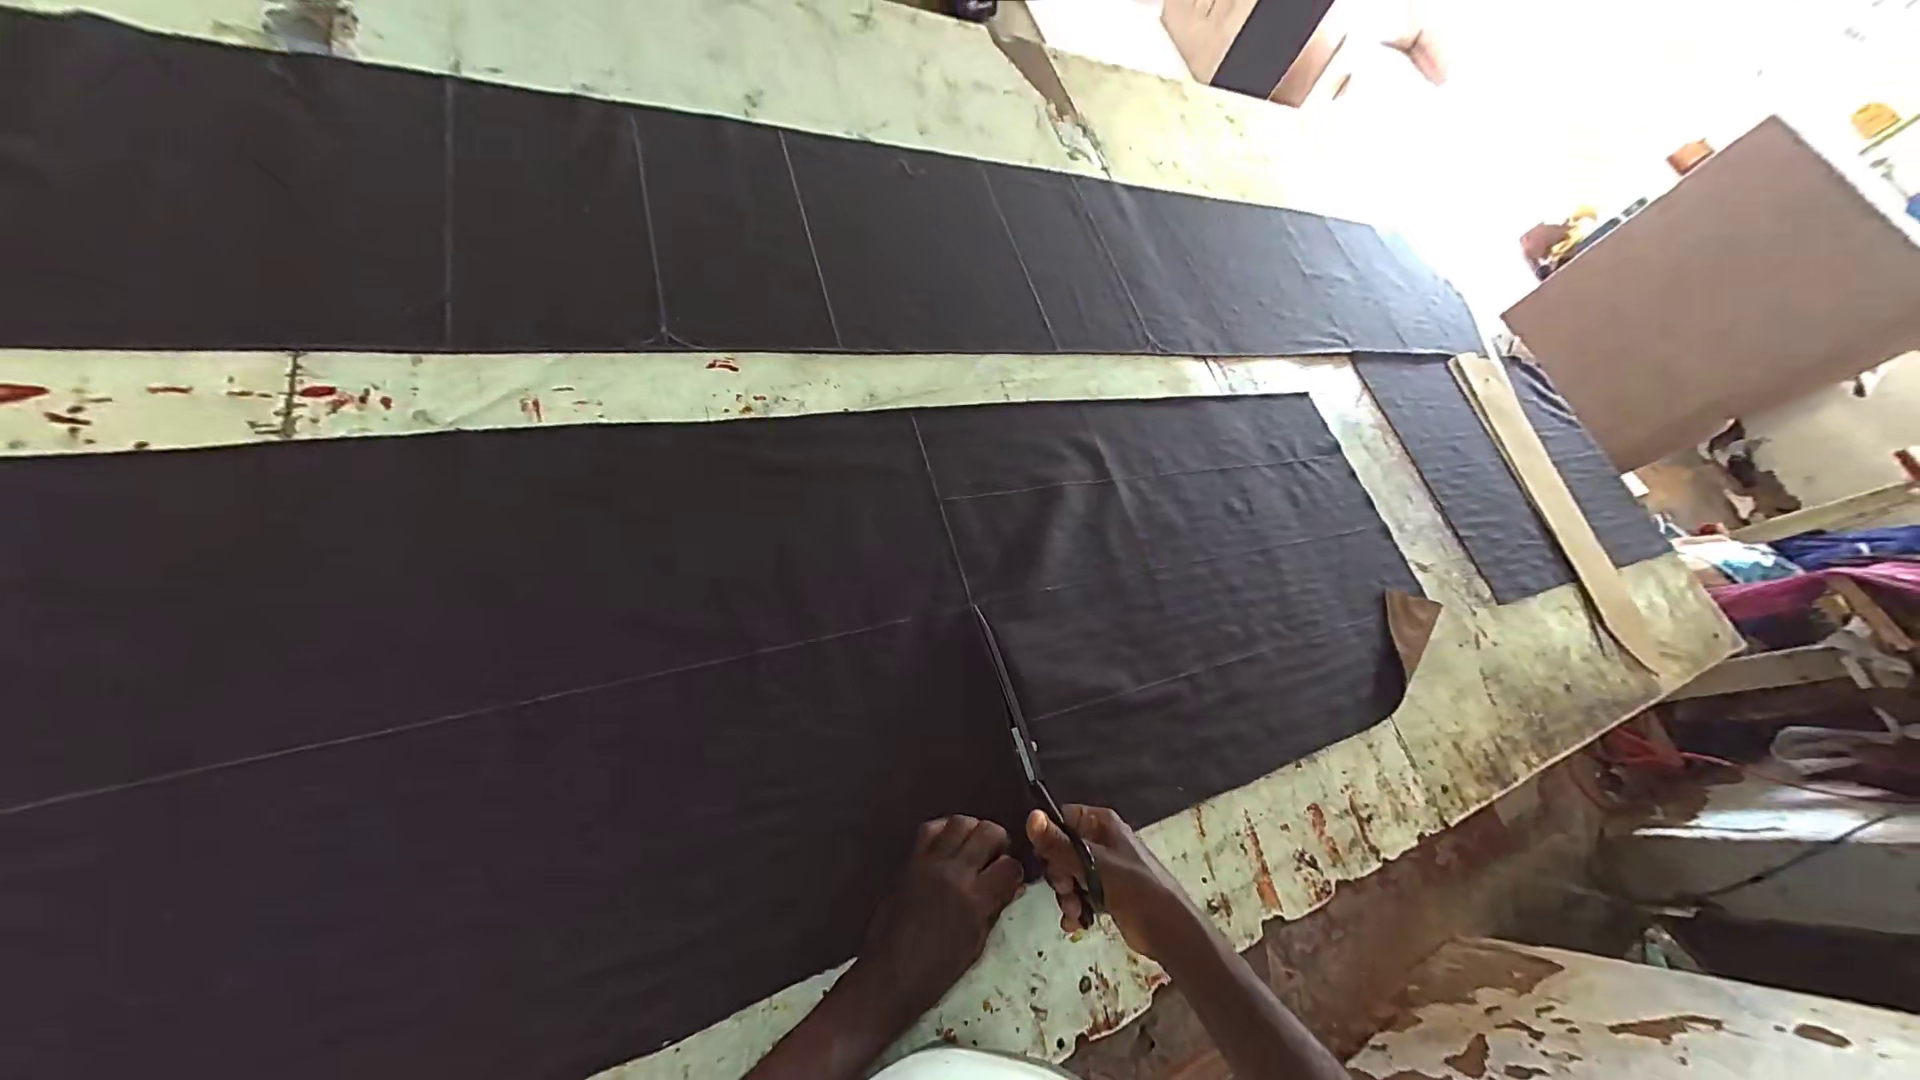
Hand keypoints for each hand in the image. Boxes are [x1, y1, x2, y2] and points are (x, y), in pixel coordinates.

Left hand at [852, 815, 1023, 1022]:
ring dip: (973, 829)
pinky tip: (948, 843)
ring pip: (960, 822)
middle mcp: (955, 873)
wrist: (887, 975)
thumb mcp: (975, 946)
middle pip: (987, 832)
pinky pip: (930, 829)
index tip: (1012, 875)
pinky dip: (944, 829)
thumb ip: (994, 910)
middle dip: (999, 840)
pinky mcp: (910, 860)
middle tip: (996, 854)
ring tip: (973, 845)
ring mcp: (930, 863)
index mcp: (975, 901)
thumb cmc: (935, 972)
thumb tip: (1012, 886)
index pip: (1009, 867)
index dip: (1016, 869)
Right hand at [1026, 805, 1202, 963]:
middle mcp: (1100, 840)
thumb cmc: (1136, 887)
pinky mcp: (1104, 891)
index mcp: (1100, 822)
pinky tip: (1075, 923)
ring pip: (1067, 874)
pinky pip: (1078, 893)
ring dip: (1065, 895)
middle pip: (1061, 849)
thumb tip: (1031, 817)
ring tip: (1073, 912)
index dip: (1048, 837)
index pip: (1062, 818)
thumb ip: (1059, 844)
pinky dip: (1074, 907)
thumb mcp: (1094, 864)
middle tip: (1065, 890)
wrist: (1169, 931)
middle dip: (1058, 874)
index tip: (1044, 859)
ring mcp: (1102, 867)